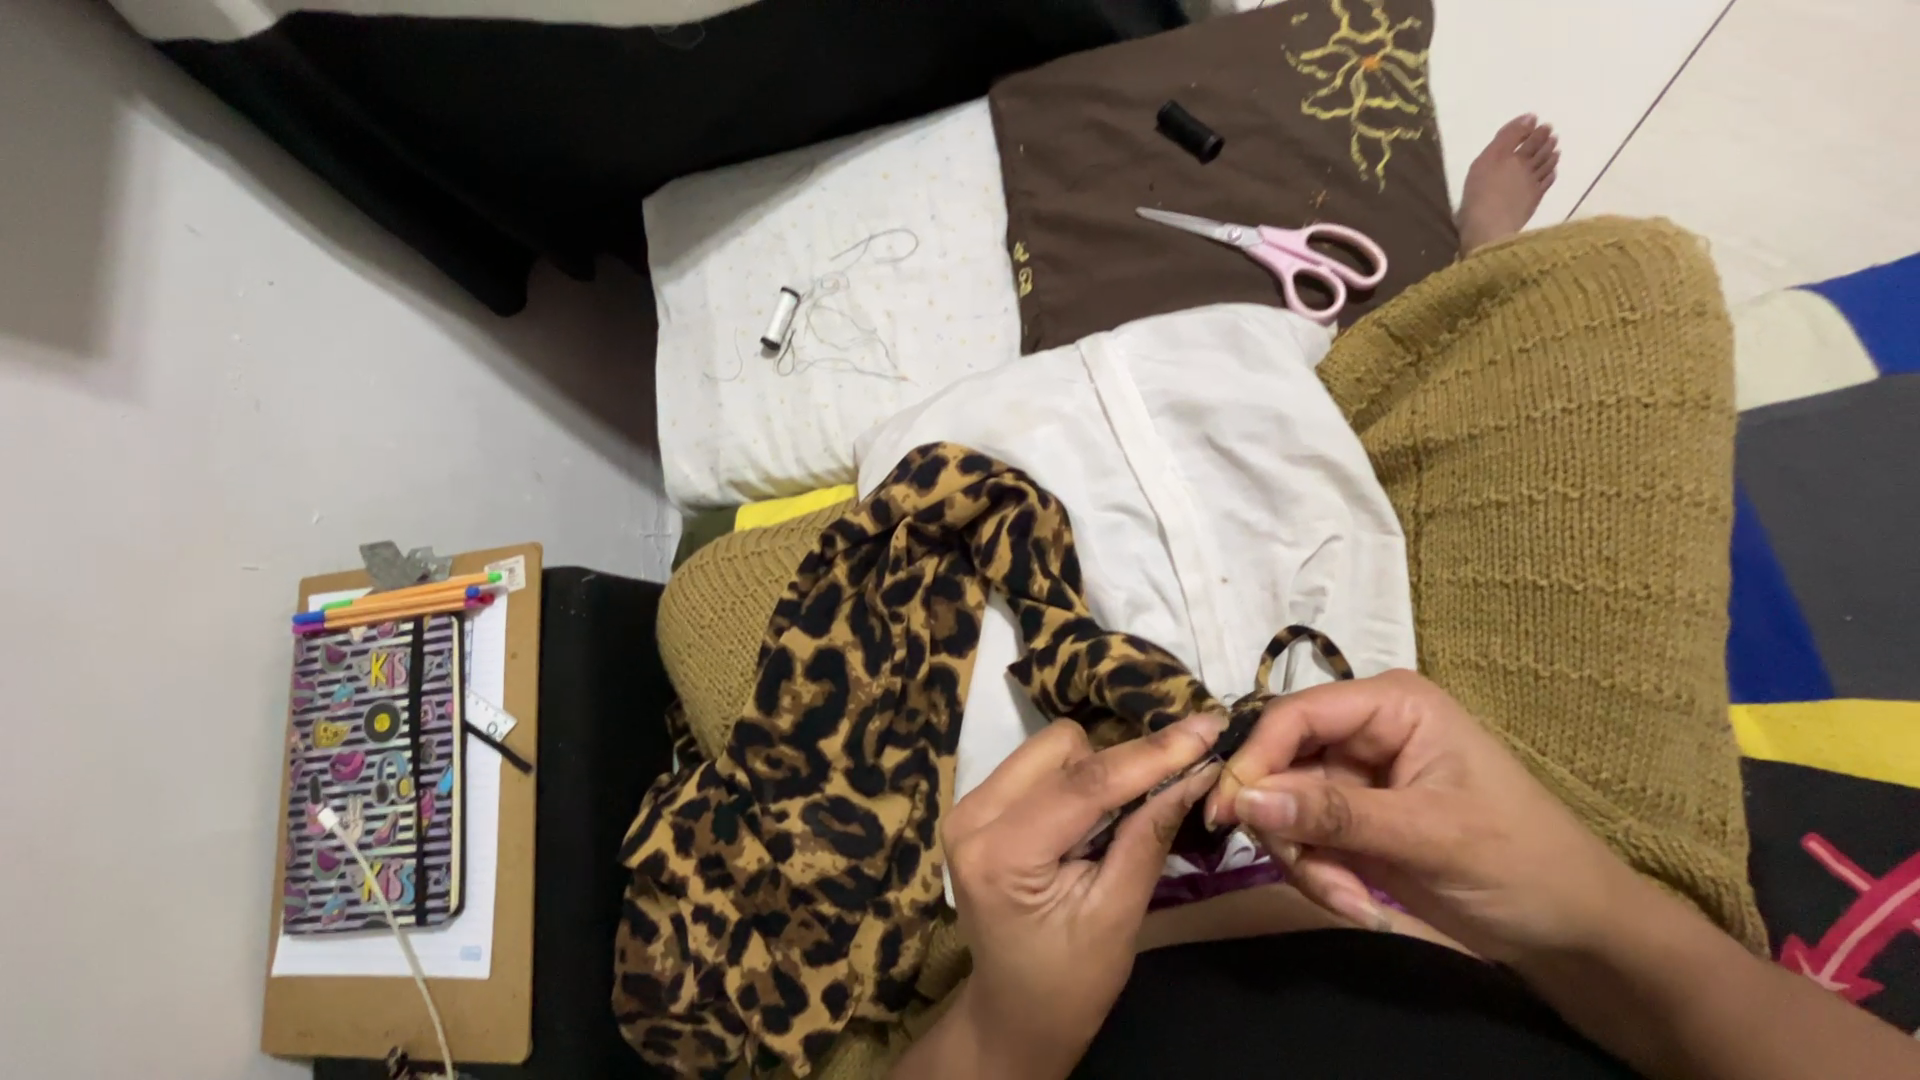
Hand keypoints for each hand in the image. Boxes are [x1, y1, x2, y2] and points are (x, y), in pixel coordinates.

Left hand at [941, 714, 1224, 1076]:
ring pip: (1050, 748)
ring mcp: (968, 805)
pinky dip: (1075, 779)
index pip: (1085, 783)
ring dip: (1096, 772)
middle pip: (1062, 747)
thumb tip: (1196, 770)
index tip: (1207, 729)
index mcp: (1001, 853)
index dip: (1152, 753)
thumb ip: (1148, 834)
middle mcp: (971, 813)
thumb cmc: (1068, 983)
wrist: (1014, 1013)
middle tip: (1158, 797)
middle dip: (1119, 765)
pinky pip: (1037, 764)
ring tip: (1112, 826)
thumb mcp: (1118, 916)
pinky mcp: (976, 805)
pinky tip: (1089, 821)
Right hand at [1202, 669, 1639, 964]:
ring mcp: (1352, 778)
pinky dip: (1315, 872)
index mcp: (1390, 705)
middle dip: (1286, 823)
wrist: (1575, 934)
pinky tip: (1355, 902)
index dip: (1256, 756)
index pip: (1296, 715)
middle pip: (1279, 761)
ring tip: (1347, 899)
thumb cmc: (1523, 863)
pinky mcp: (1348, 820)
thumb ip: (1336, 816)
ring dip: (1303, 856)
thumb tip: (1243, 798)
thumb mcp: (1431, 836)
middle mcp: (1362, 732)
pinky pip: (1300, 837)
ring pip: (1281, 804)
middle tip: (1304, 871)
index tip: (1228, 809)